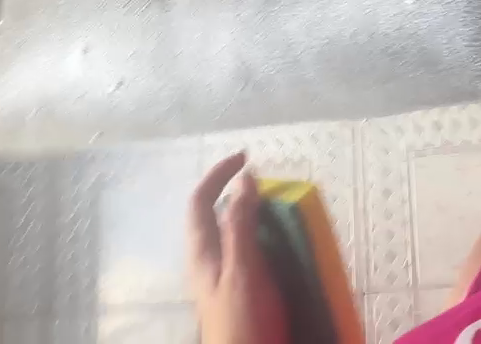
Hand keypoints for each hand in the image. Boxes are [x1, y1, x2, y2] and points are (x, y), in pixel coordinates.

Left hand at [189, 151, 287, 343]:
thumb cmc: (242, 322)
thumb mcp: (242, 270)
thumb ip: (241, 224)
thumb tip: (245, 177)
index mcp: (202, 253)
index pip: (199, 201)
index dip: (218, 174)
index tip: (246, 157)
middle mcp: (208, 261)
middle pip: (212, 213)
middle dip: (235, 190)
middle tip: (266, 179)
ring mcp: (221, 276)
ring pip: (229, 230)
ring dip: (250, 210)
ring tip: (279, 203)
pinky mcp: (238, 289)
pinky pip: (245, 248)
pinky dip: (260, 231)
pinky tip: (281, 238)